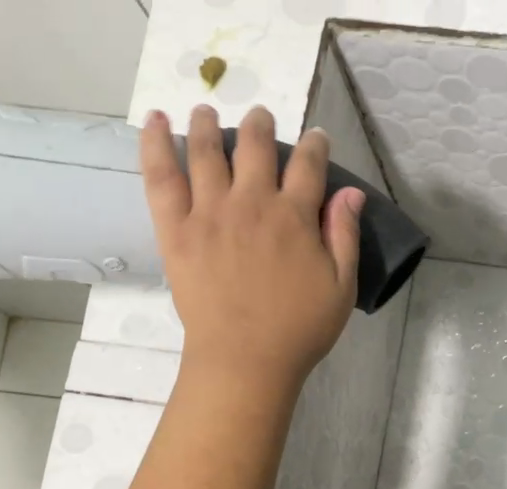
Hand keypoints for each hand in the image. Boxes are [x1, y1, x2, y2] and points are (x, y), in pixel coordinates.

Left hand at [140, 104, 364, 387]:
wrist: (247, 359)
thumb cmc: (301, 330)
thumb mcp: (341, 287)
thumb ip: (345, 236)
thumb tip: (350, 192)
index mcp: (295, 217)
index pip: (308, 166)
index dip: (314, 146)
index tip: (316, 138)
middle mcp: (252, 203)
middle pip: (254, 146)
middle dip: (260, 125)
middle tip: (260, 118)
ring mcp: (209, 212)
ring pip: (206, 151)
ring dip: (208, 124)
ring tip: (206, 110)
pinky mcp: (175, 228)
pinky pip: (161, 176)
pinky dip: (156, 143)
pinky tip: (157, 120)